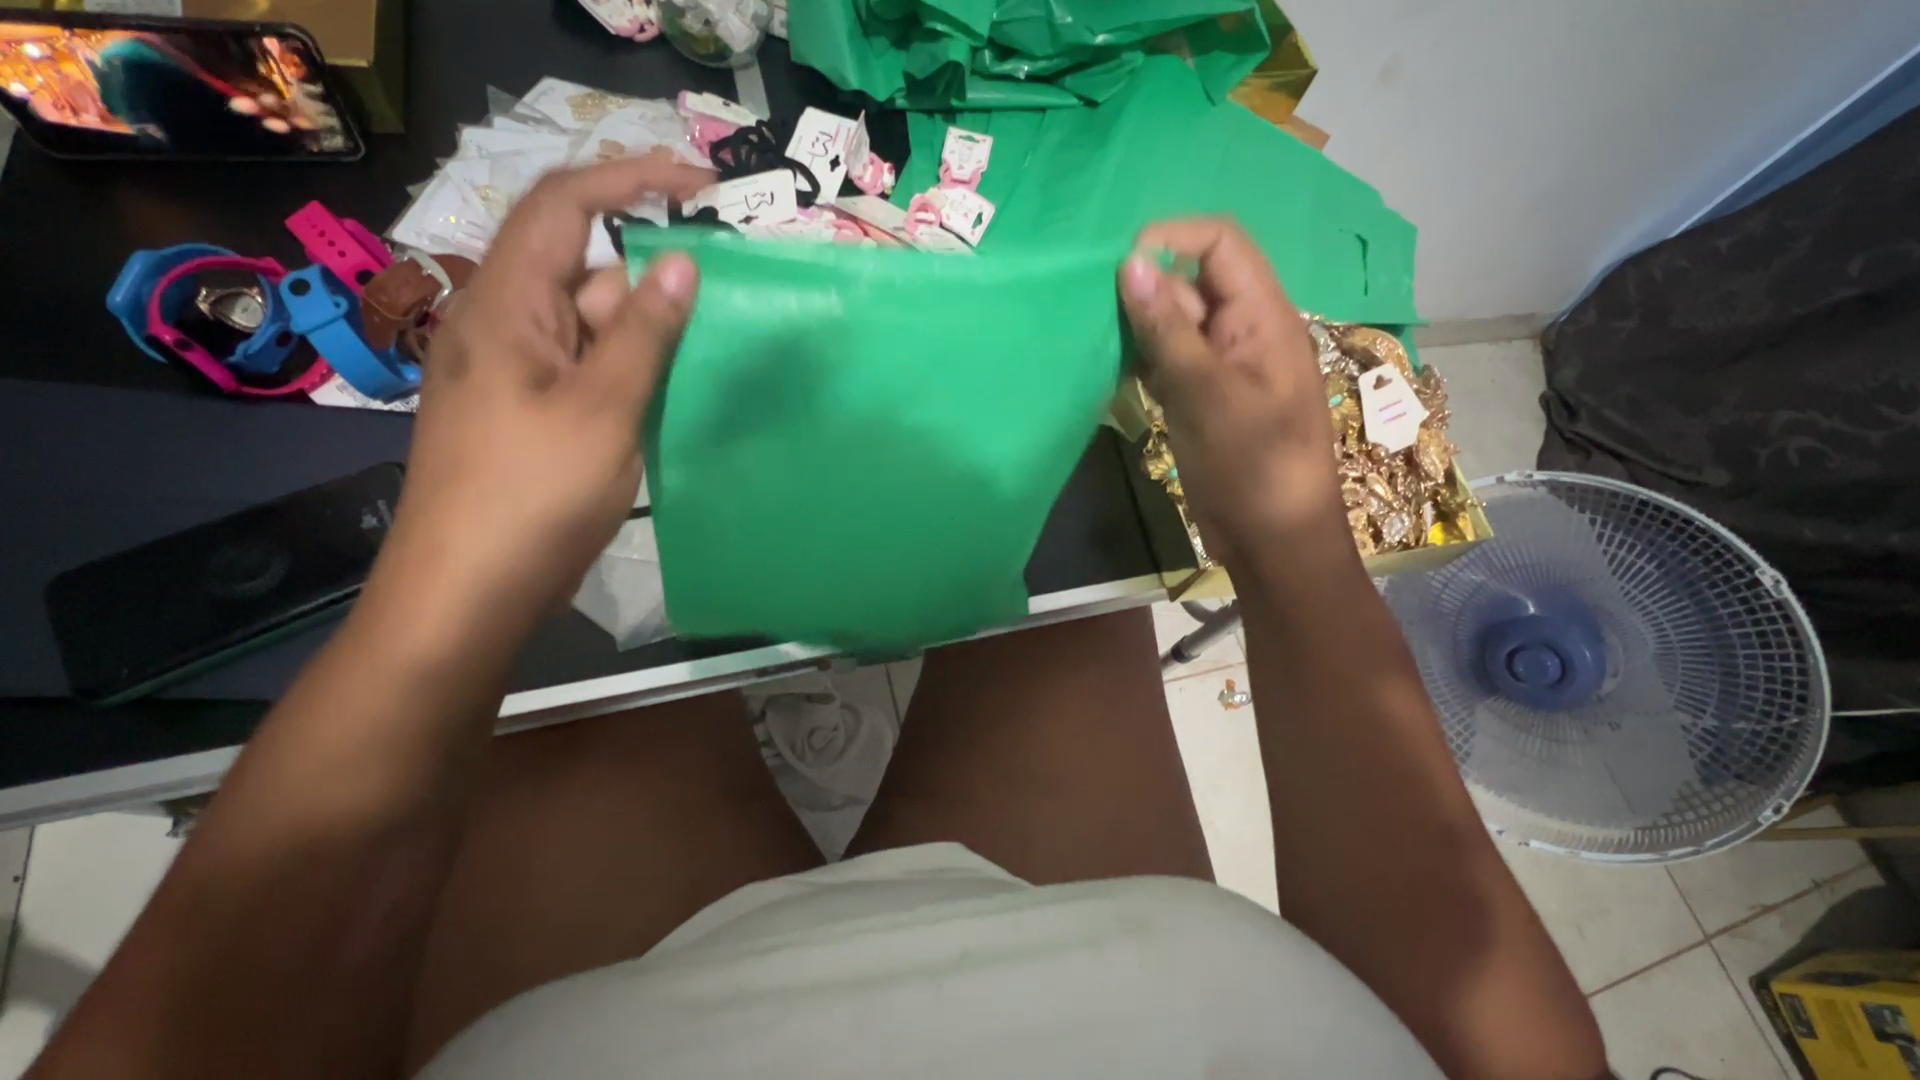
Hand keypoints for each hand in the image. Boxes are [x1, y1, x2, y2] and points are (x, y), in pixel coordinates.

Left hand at [370, 157, 711, 633]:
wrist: (466, 595)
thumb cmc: (531, 497)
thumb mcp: (602, 409)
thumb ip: (644, 333)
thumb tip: (681, 261)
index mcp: (506, 304)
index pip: (564, 205)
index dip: (631, 179)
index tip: (702, 187)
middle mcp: (505, 324)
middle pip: (584, 265)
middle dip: (652, 270)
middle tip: (727, 293)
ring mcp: (517, 372)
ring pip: (592, 323)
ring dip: (648, 328)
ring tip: (711, 352)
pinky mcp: (532, 412)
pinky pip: (589, 366)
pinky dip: (632, 368)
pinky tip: (673, 392)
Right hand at [1117, 218, 1347, 569]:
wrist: (1273, 541)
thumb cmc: (1255, 466)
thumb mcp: (1208, 394)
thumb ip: (1169, 328)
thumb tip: (1131, 264)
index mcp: (1263, 316)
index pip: (1221, 244)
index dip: (1173, 238)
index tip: (1121, 265)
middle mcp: (1242, 331)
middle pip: (1191, 281)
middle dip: (1145, 289)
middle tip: (1095, 315)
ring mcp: (1219, 366)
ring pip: (1173, 324)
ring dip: (1136, 328)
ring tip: (1096, 343)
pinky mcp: (1199, 398)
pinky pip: (1166, 361)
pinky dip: (1139, 362)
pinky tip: (1110, 374)